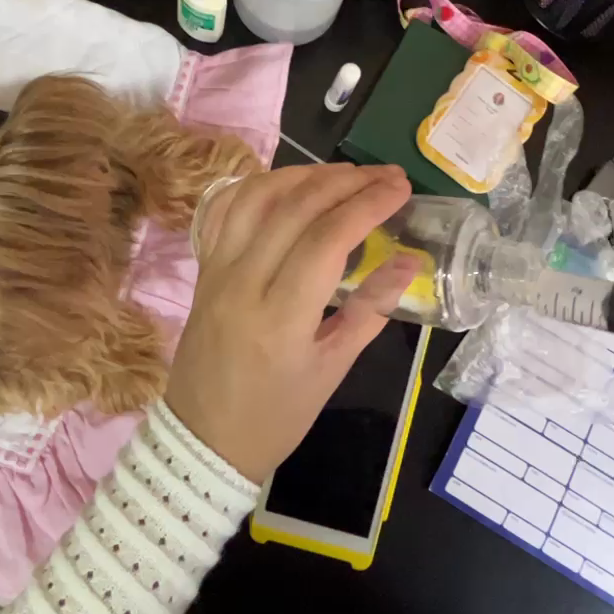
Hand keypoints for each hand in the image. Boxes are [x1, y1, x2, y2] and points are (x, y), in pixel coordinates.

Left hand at [166, 164, 414, 482]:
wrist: (204, 440)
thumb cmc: (277, 416)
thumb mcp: (333, 369)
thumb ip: (372, 309)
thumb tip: (410, 260)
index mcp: (281, 319)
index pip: (327, 240)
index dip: (367, 205)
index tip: (401, 188)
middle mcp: (242, 284)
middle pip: (294, 209)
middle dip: (346, 182)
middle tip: (384, 175)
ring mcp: (216, 271)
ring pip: (255, 198)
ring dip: (303, 175)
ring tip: (343, 173)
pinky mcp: (203, 268)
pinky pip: (225, 211)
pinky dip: (258, 186)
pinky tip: (290, 183)